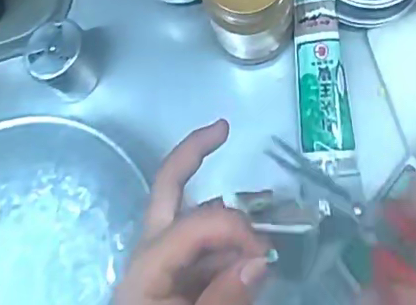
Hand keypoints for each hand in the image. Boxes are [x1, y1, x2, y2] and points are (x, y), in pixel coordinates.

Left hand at [114, 120, 270, 304]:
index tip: (266, 253)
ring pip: (192, 218)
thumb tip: (261, 260)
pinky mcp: (168, 279)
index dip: (235, 228)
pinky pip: (199, 249)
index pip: (196, 223)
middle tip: (223, 127)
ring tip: (265, 201)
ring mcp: (158, 262)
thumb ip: (225, 296)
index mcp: (149, 259)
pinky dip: (227, 242)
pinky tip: (253, 247)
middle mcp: (149, 250)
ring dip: (226, 208)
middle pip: (169, 185)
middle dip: (194, 151)